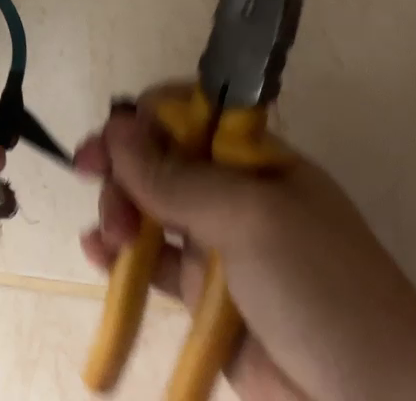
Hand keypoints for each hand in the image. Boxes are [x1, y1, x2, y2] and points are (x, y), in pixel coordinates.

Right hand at [77, 87, 415, 400]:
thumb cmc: (322, 292)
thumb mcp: (252, 220)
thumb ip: (178, 178)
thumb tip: (116, 128)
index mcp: (258, 162)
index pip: (192, 116)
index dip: (146, 119)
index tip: (110, 138)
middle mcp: (235, 196)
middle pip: (160, 160)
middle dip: (123, 166)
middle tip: (93, 181)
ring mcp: (220, 248)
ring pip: (148, 210)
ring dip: (117, 210)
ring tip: (107, 237)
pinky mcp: (206, 299)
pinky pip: (152, 265)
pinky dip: (119, 257)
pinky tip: (99, 256)